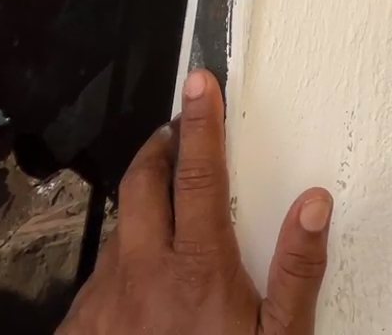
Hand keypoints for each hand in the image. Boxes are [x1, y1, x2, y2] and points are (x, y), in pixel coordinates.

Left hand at [60, 69, 332, 334]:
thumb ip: (297, 269)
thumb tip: (315, 203)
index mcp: (196, 269)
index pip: (198, 173)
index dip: (201, 120)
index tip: (200, 82)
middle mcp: (141, 276)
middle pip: (144, 183)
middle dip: (161, 145)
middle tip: (177, 129)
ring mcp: (102, 306)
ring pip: (118, 230)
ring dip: (141, 205)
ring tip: (165, 212)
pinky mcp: (77, 334)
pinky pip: (97, 279)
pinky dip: (121, 262)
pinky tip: (140, 284)